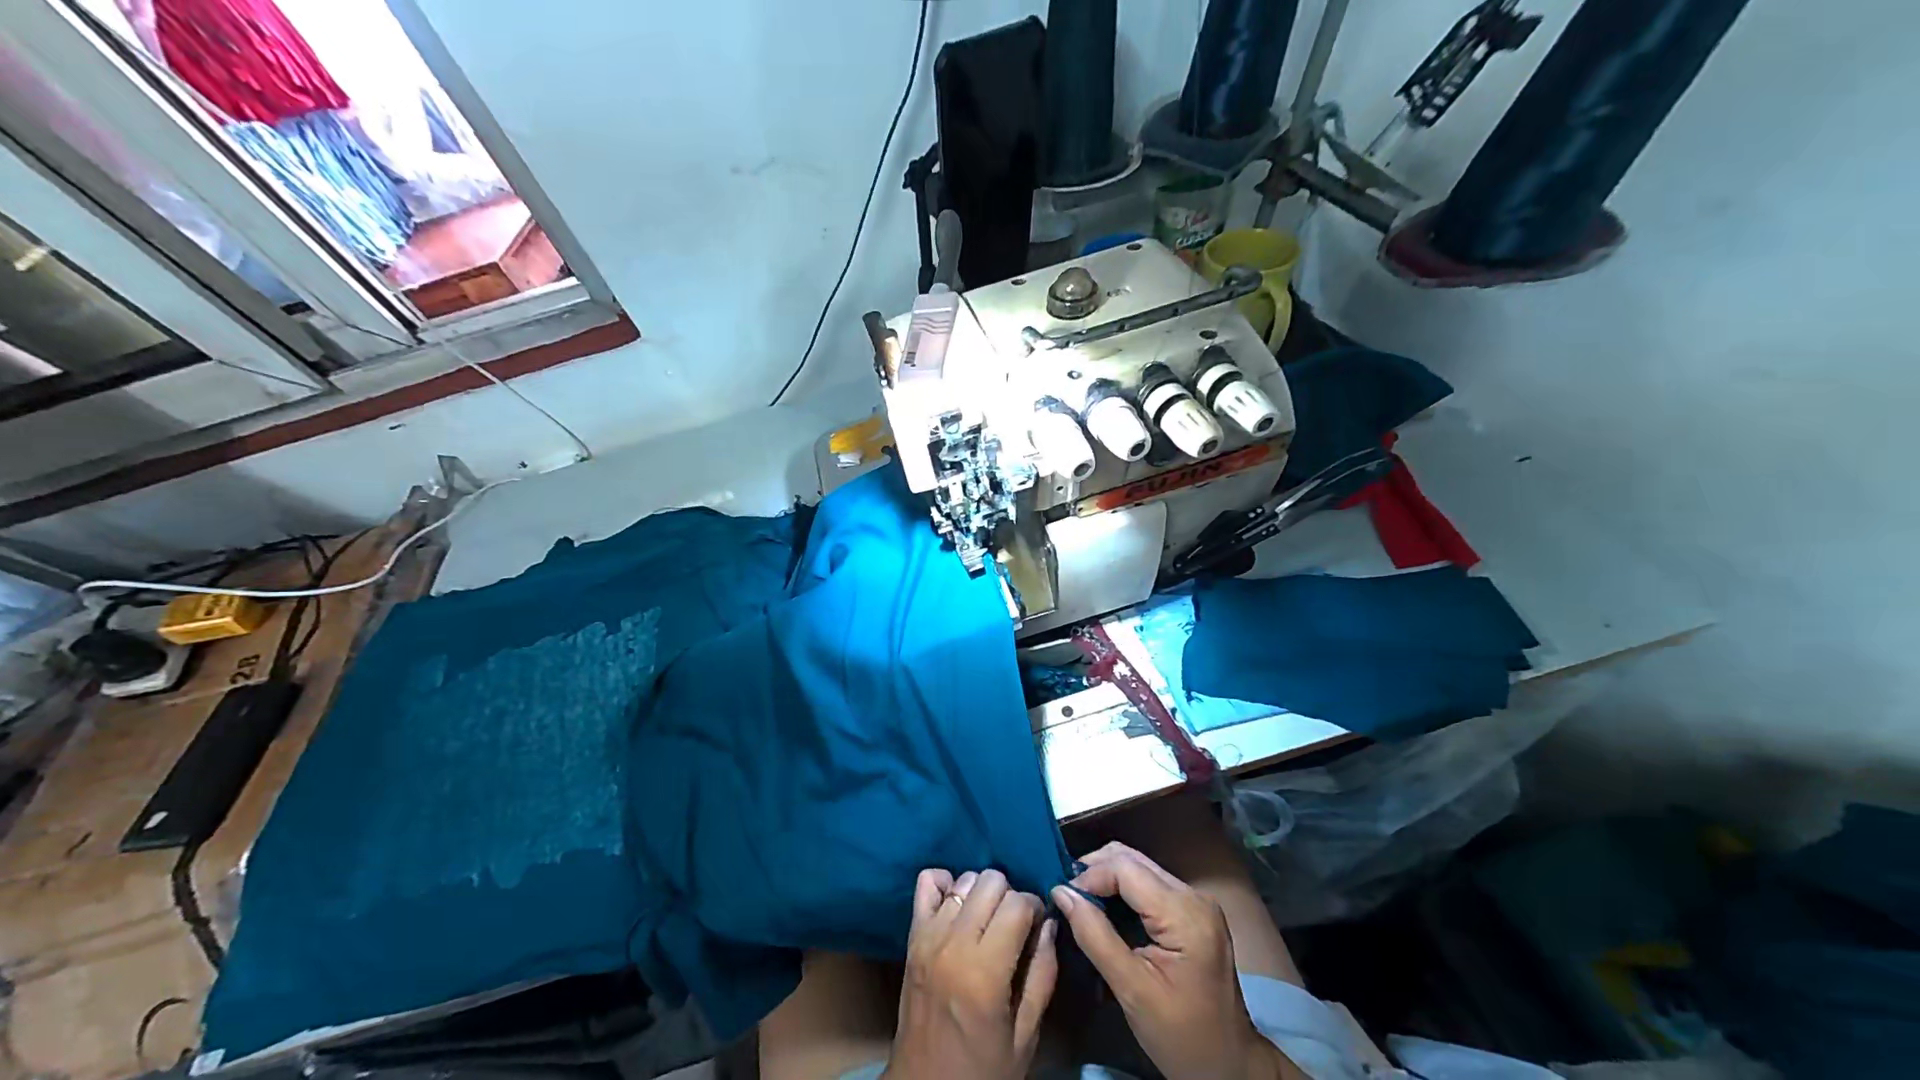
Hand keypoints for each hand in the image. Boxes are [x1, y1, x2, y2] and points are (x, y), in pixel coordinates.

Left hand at [884, 868, 1057, 1079]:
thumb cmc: (981, 1068)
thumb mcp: (1025, 1035)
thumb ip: (1042, 974)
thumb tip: (1050, 923)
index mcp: (984, 972)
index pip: (1018, 904)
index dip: (1036, 910)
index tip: (1038, 930)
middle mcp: (953, 943)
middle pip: (991, 881)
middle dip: (1011, 897)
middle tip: (1015, 927)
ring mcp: (928, 935)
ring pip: (964, 878)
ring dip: (983, 893)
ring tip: (989, 921)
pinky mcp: (911, 935)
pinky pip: (927, 882)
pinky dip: (947, 883)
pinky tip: (960, 905)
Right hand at [1052, 844, 1299, 1079]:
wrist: (1229, 1065)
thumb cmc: (1181, 1035)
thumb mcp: (1132, 989)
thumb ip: (1095, 936)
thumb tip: (1061, 893)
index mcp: (1185, 913)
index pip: (1125, 868)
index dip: (1088, 876)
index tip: (1061, 899)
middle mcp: (1194, 896)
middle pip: (1132, 859)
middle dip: (1094, 872)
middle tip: (1066, 897)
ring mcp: (1196, 901)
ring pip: (1138, 866)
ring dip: (1106, 879)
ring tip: (1079, 903)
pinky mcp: (1192, 910)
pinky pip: (1148, 883)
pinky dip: (1121, 890)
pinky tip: (1104, 910)